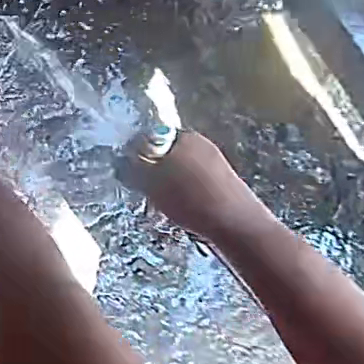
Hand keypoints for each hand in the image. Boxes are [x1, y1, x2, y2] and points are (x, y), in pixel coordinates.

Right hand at [124, 130, 274, 240]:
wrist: (240, 227)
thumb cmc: (190, 198)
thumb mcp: (150, 182)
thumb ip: (133, 166)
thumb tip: (123, 160)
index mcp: (182, 136)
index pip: (146, 137)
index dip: (134, 154)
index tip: (129, 172)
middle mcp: (200, 142)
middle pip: (164, 151)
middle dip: (153, 167)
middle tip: (145, 187)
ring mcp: (216, 161)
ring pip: (180, 167)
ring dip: (169, 180)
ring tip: (164, 200)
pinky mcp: (226, 181)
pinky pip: (195, 180)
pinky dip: (186, 190)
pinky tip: (184, 206)